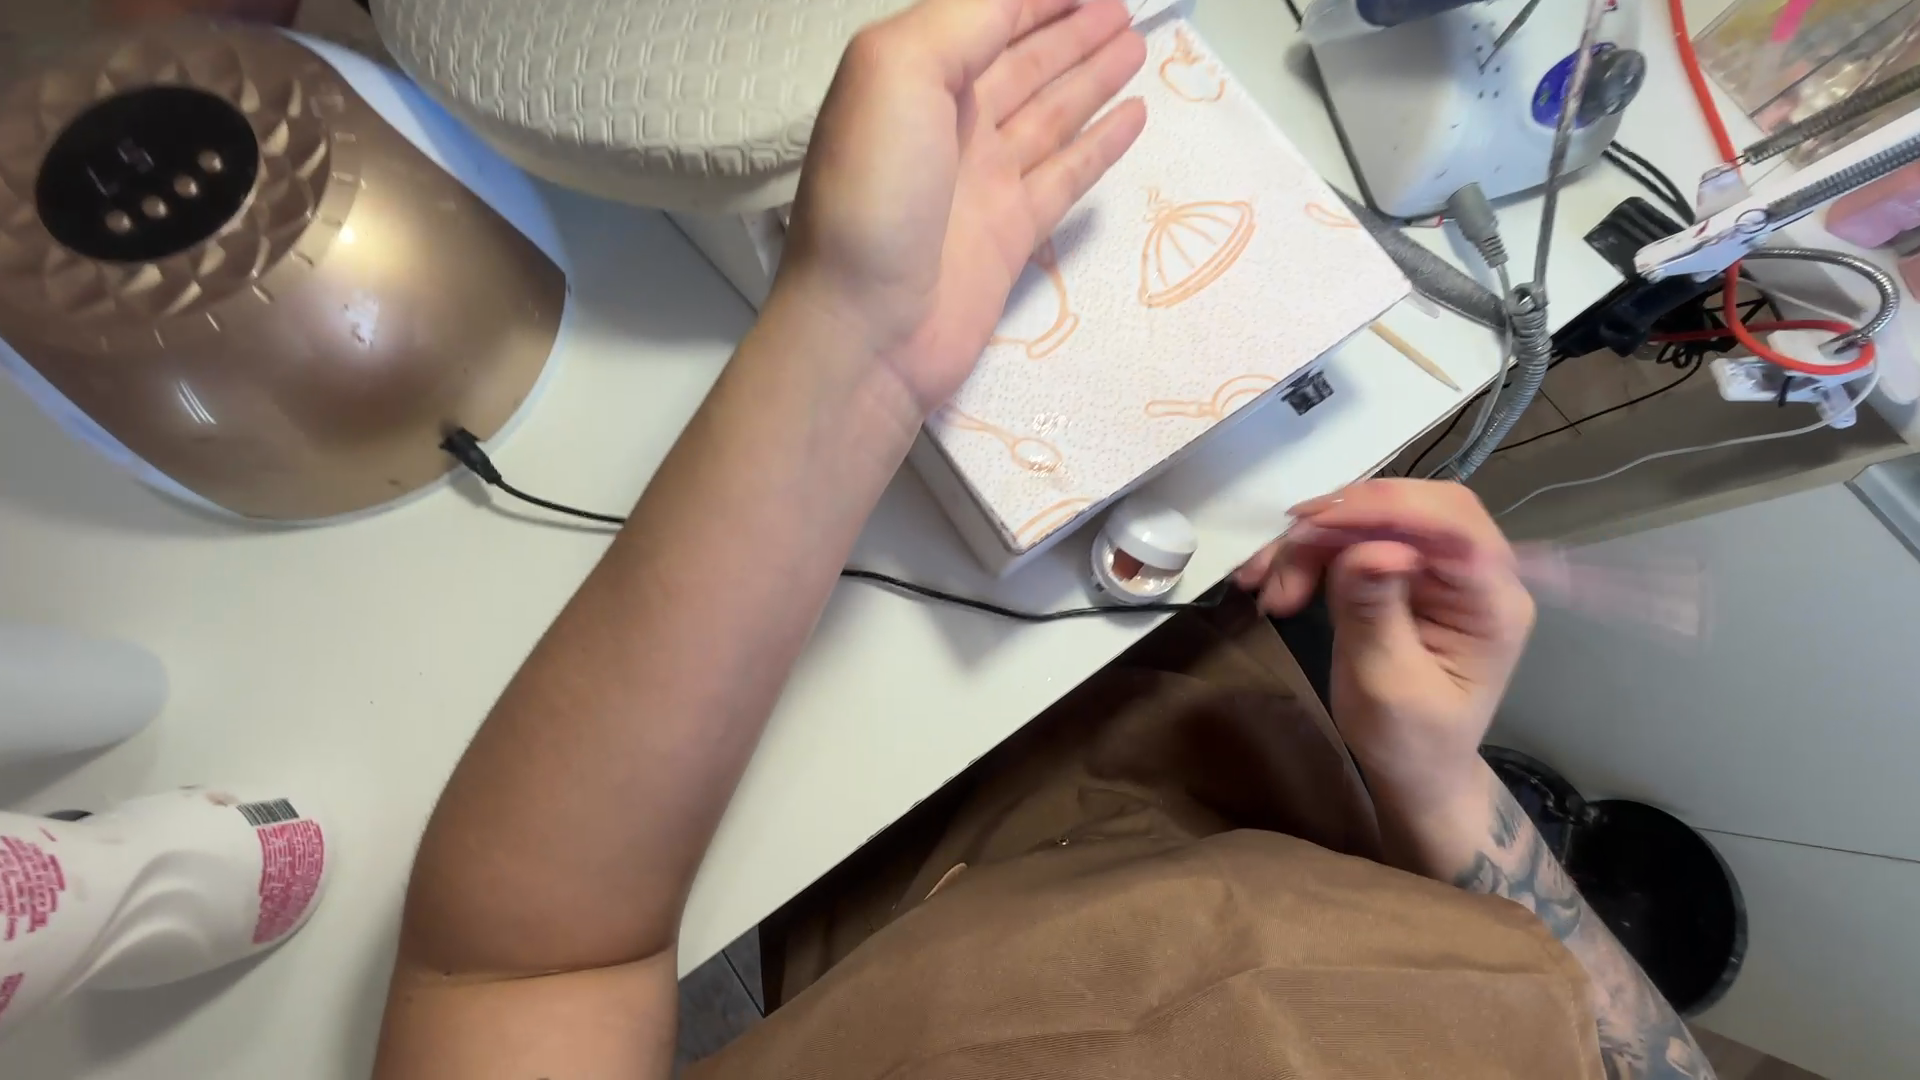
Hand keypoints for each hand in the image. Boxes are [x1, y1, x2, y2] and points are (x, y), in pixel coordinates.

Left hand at [777, 0, 1147, 413]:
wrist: (870, 327)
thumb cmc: (871, 197)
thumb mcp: (897, 71)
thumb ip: (962, 21)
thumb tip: (1015, 0)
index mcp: (913, 80)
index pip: (985, 16)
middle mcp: (949, 128)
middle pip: (1022, 63)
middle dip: (1069, 30)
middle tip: (1121, 6)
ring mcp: (983, 186)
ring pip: (1050, 116)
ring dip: (1090, 79)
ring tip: (1135, 43)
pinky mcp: (1010, 236)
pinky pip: (1065, 177)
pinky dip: (1099, 147)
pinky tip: (1132, 118)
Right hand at [1234, 480, 1535, 806]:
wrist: (1407, 766)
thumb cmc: (1406, 738)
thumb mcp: (1385, 683)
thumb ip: (1376, 612)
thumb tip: (1373, 549)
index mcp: (1491, 601)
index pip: (1452, 524)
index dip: (1384, 509)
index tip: (1313, 524)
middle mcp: (1469, 572)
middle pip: (1408, 507)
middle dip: (1339, 522)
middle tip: (1283, 556)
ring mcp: (1432, 569)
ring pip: (1368, 519)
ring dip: (1308, 545)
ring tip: (1267, 590)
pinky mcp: (1397, 572)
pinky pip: (1348, 541)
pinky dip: (1303, 554)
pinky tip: (1269, 581)